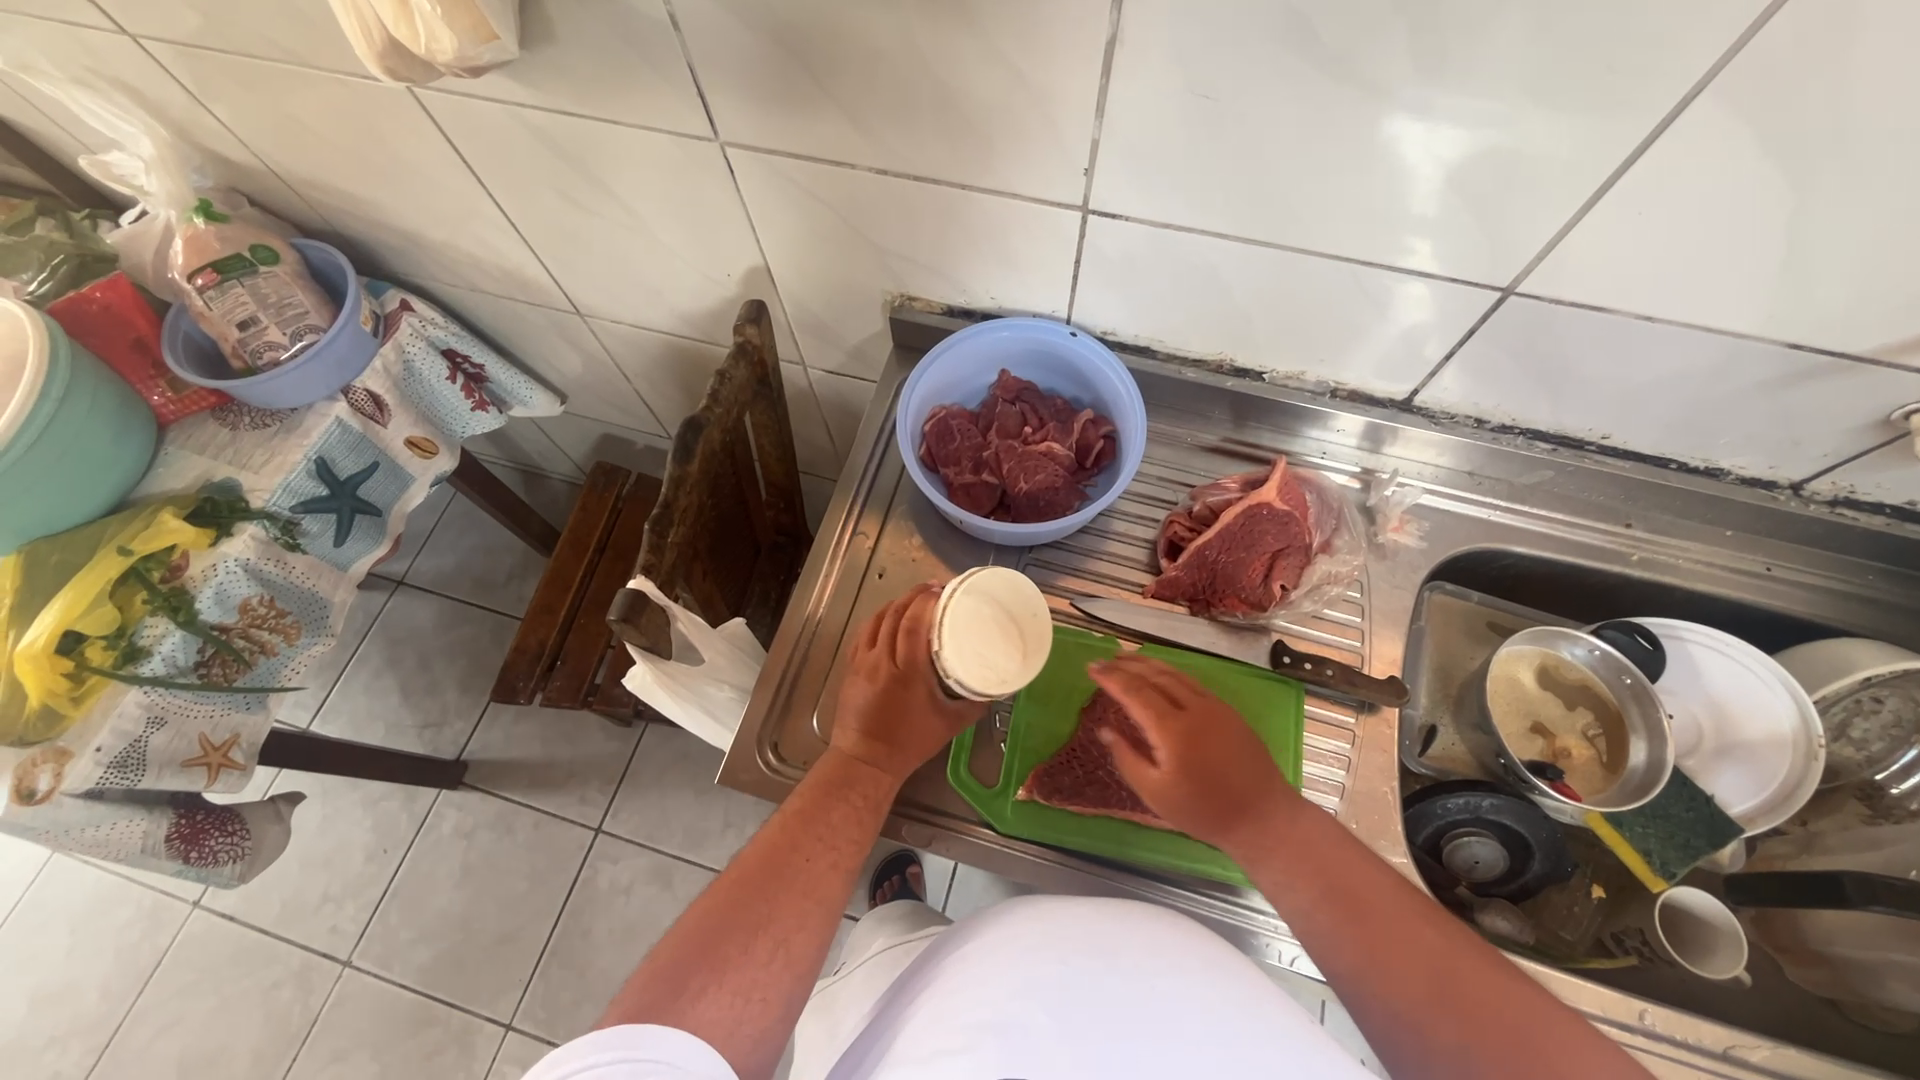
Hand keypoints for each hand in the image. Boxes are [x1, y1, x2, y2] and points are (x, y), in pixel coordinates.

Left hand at [829, 583, 982, 785]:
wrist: (866, 761)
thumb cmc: (910, 743)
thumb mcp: (950, 725)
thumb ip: (975, 703)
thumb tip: (995, 688)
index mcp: (908, 671)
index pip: (914, 622)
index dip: (926, 601)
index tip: (942, 590)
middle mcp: (882, 660)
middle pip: (895, 614)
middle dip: (913, 596)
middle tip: (933, 588)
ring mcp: (862, 663)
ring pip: (876, 620)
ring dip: (895, 604)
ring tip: (913, 598)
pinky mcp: (850, 668)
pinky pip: (863, 633)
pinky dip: (877, 619)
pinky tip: (888, 618)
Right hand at [1089, 654, 1300, 853]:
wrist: (1262, 817)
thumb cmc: (1203, 811)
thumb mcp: (1154, 793)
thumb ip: (1126, 758)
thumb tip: (1105, 730)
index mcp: (1172, 729)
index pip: (1135, 692)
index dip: (1111, 678)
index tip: (1091, 668)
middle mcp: (1194, 709)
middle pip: (1155, 676)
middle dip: (1127, 665)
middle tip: (1105, 659)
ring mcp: (1215, 707)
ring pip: (1177, 674)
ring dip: (1149, 664)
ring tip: (1128, 659)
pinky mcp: (1229, 712)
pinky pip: (1193, 683)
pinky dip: (1171, 673)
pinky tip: (1162, 675)